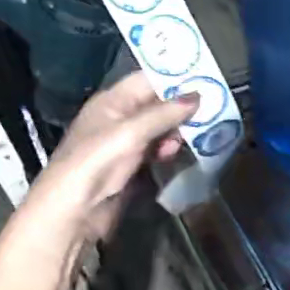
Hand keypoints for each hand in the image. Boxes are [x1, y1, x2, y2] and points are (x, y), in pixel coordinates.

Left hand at [13, 73, 198, 246]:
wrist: (75, 211)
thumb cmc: (97, 163)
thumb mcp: (131, 132)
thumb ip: (164, 114)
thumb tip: (198, 95)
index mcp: (112, 102)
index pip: (147, 80)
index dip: (174, 78)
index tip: (206, 78)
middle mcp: (119, 118)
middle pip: (157, 104)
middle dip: (183, 106)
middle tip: (214, 108)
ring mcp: (126, 143)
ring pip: (160, 129)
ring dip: (179, 130)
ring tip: (201, 133)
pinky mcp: (133, 166)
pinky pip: (158, 150)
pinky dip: (171, 149)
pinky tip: (182, 153)